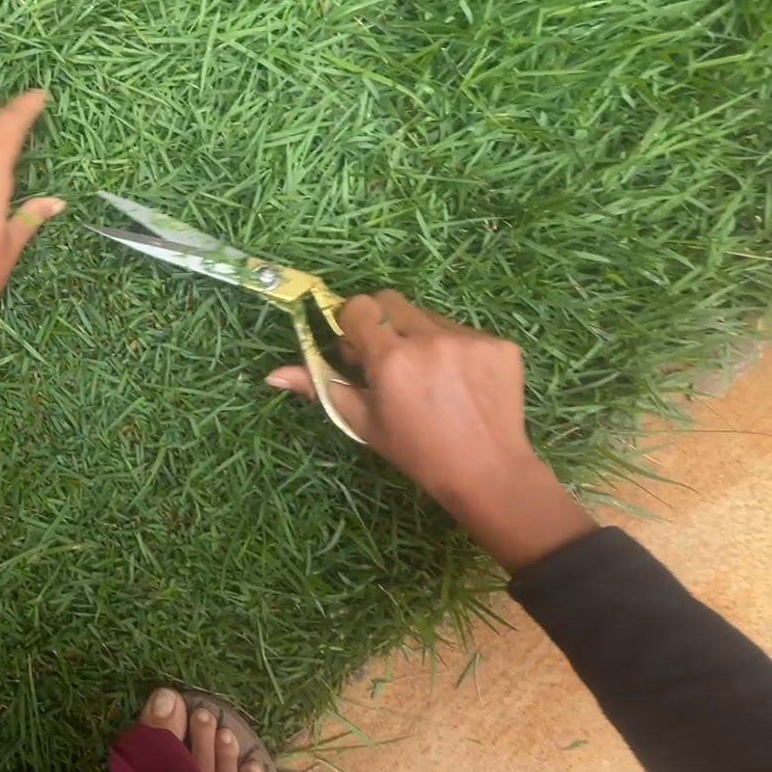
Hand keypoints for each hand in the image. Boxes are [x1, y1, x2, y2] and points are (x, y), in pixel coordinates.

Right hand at [266, 290, 595, 571]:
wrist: (486, 470)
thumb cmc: (412, 449)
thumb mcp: (360, 420)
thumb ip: (319, 385)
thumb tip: (272, 374)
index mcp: (390, 359)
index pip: (358, 307)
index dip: (350, 323)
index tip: (355, 347)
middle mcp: (428, 339)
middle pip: (389, 300)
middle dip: (380, 322)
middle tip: (387, 358)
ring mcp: (468, 339)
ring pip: (425, 315)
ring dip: (416, 334)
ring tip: (426, 375)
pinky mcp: (499, 344)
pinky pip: (460, 330)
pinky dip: (451, 348)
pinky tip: (457, 381)